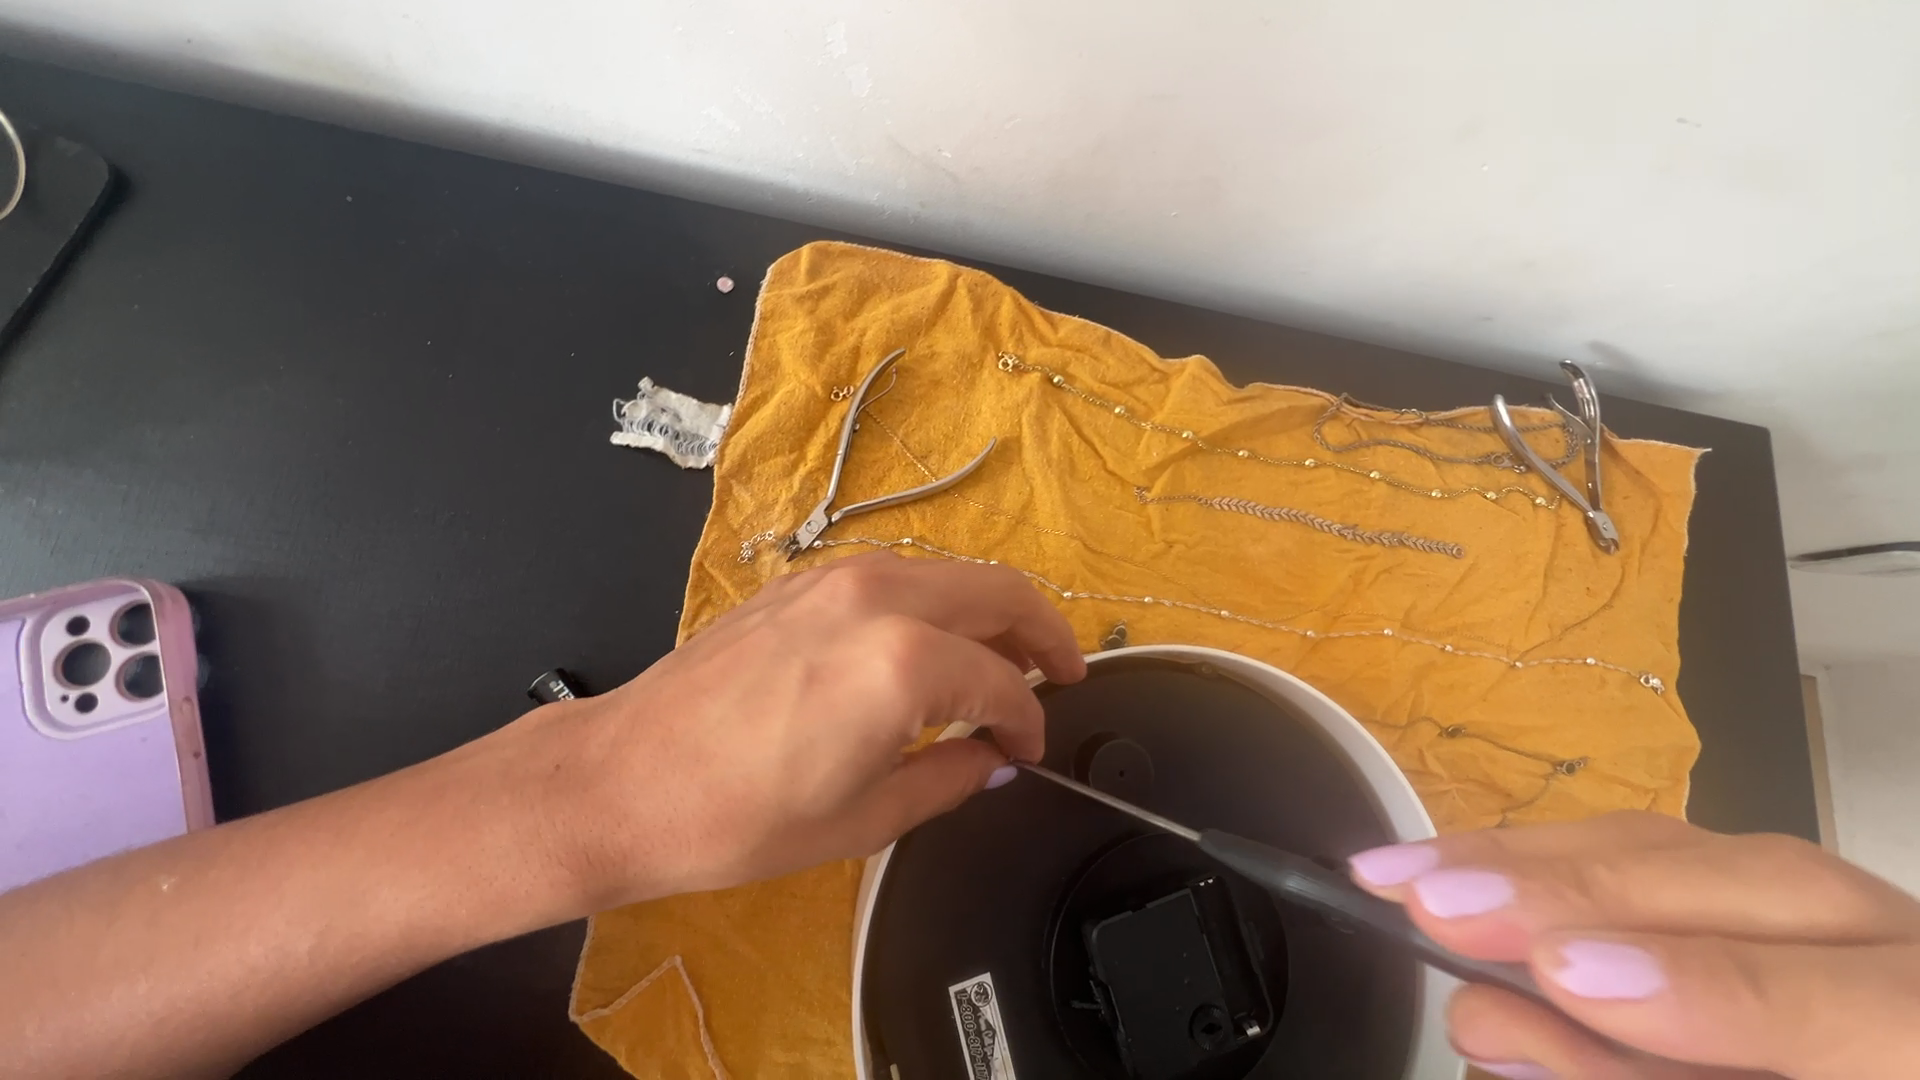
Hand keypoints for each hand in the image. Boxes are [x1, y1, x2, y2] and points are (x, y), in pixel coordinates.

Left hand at [482, 552, 1085, 912]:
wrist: (623, 777)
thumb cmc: (741, 816)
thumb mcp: (864, 817)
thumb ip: (949, 777)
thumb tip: (994, 758)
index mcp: (904, 661)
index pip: (1003, 683)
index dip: (1031, 721)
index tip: (1029, 749)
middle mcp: (880, 596)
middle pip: (999, 592)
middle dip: (1045, 633)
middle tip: (1064, 673)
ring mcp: (838, 576)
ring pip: (952, 574)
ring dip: (992, 612)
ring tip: (1005, 661)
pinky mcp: (805, 577)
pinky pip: (902, 576)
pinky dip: (939, 603)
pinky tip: (934, 644)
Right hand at [1347, 811, 1919, 1079]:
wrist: (1835, 1048)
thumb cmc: (1761, 1071)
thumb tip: (1480, 1019)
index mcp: (1918, 1027)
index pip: (1866, 1012)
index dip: (1711, 988)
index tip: (1560, 974)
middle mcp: (1889, 945)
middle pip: (1760, 887)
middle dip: (1574, 895)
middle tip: (1432, 904)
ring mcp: (1826, 902)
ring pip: (1677, 845)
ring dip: (1521, 858)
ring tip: (1400, 875)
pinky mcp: (1742, 875)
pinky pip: (1633, 843)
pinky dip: (1526, 854)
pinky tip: (1445, 860)